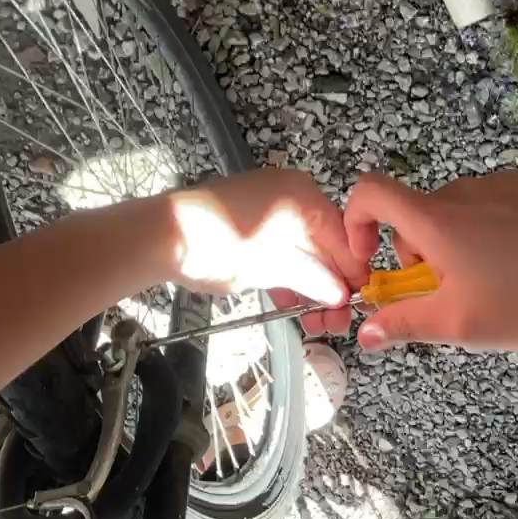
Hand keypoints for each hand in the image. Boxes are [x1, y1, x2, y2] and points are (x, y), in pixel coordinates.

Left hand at [166, 169, 365, 333]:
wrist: (159, 236)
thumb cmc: (218, 246)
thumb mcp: (270, 267)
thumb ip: (311, 278)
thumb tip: (340, 294)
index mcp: (302, 196)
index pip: (343, 238)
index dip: (352, 274)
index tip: (358, 306)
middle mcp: (291, 194)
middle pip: (324, 244)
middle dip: (330, 285)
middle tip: (333, 324)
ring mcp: (268, 206)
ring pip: (301, 250)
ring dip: (308, 285)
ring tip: (311, 322)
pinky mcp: (250, 221)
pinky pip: (279, 248)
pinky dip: (285, 274)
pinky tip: (289, 304)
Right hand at [342, 171, 517, 352]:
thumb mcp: (461, 326)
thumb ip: (404, 325)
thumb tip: (366, 333)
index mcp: (438, 220)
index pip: (369, 192)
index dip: (355, 220)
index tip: (370, 257)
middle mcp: (465, 190)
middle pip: (415, 213)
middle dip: (418, 253)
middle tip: (451, 293)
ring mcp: (504, 183)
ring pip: (454, 211)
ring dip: (454, 243)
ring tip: (495, 283)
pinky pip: (492, 203)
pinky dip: (489, 230)